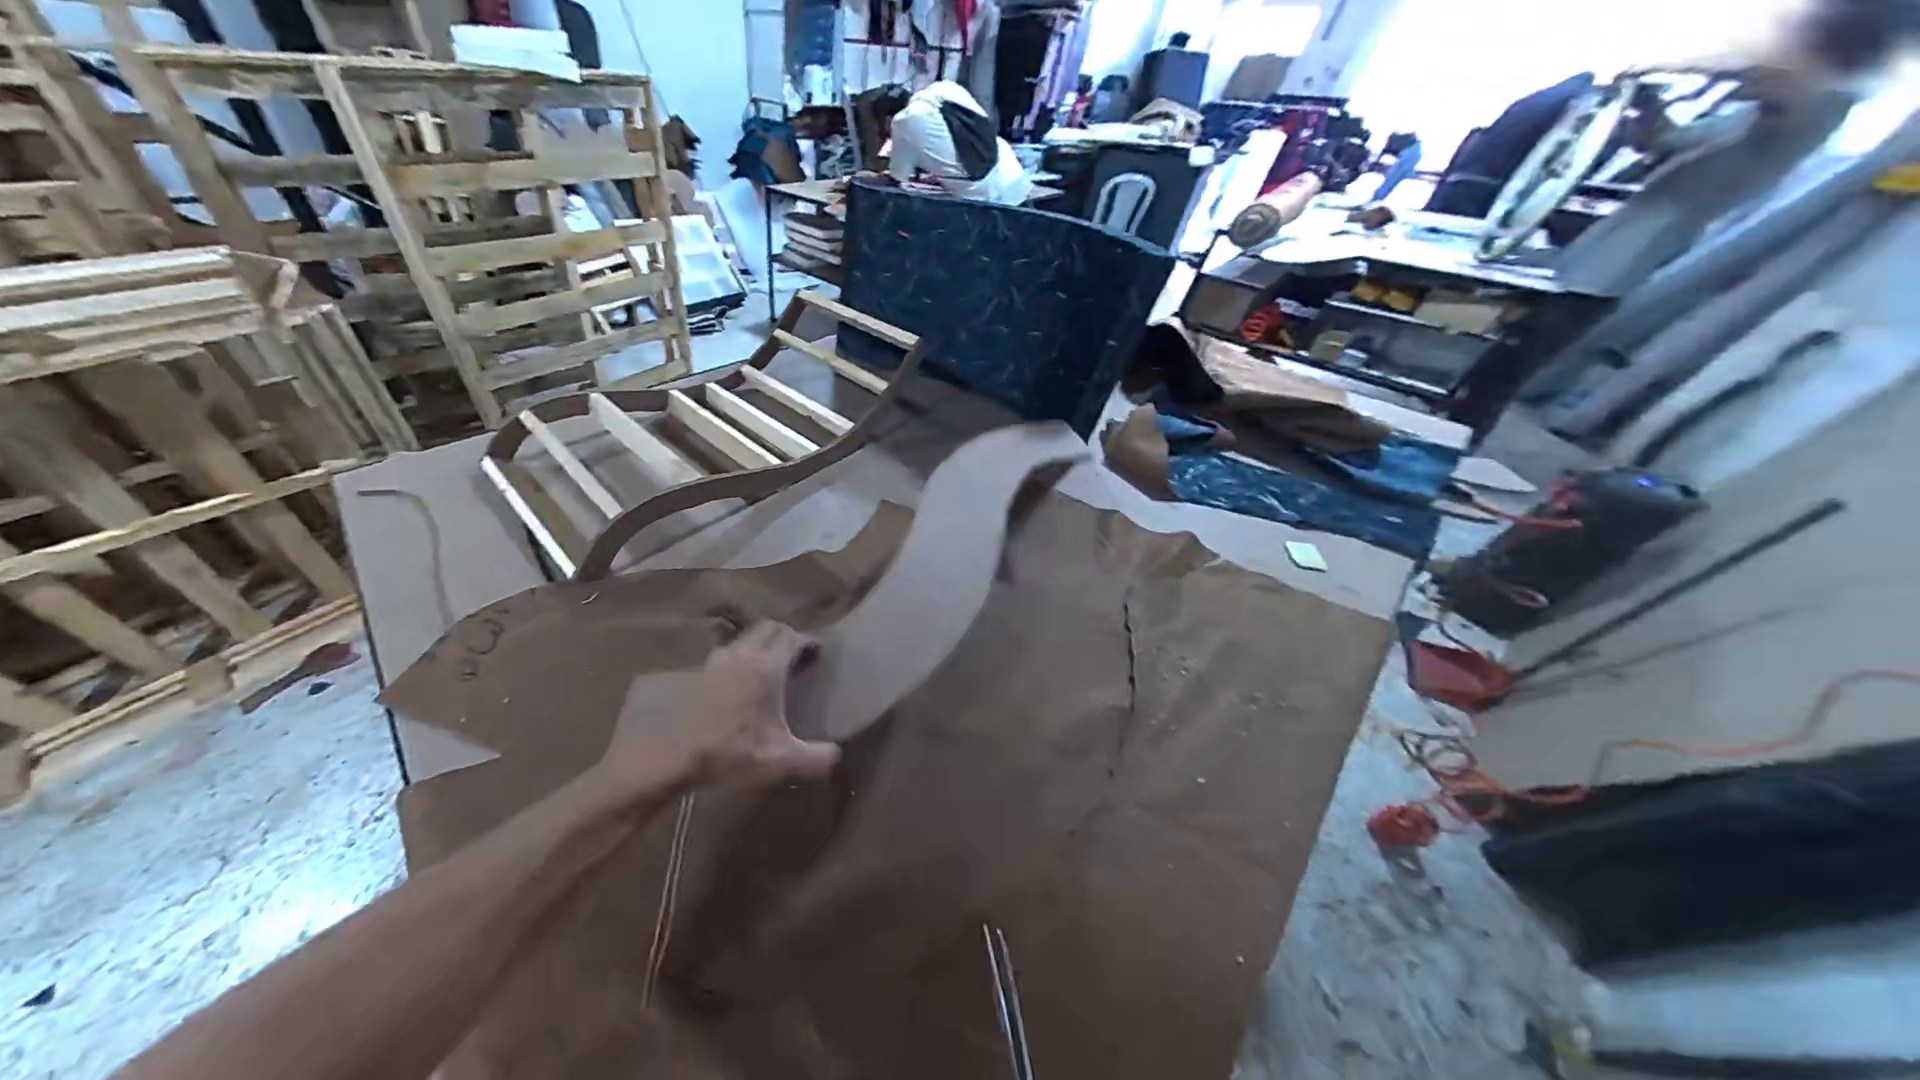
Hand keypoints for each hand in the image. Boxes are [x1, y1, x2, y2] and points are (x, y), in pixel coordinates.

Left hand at [601, 622, 840, 795]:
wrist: (670, 757)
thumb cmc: (730, 752)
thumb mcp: (780, 760)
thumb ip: (816, 757)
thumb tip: (837, 753)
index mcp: (767, 667)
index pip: (793, 636)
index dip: (808, 641)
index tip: (817, 655)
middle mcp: (744, 655)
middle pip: (769, 627)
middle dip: (786, 635)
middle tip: (797, 656)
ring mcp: (717, 661)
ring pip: (746, 637)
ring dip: (761, 644)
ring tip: (770, 667)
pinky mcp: (699, 673)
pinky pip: (728, 652)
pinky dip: (741, 657)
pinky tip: (740, 682)